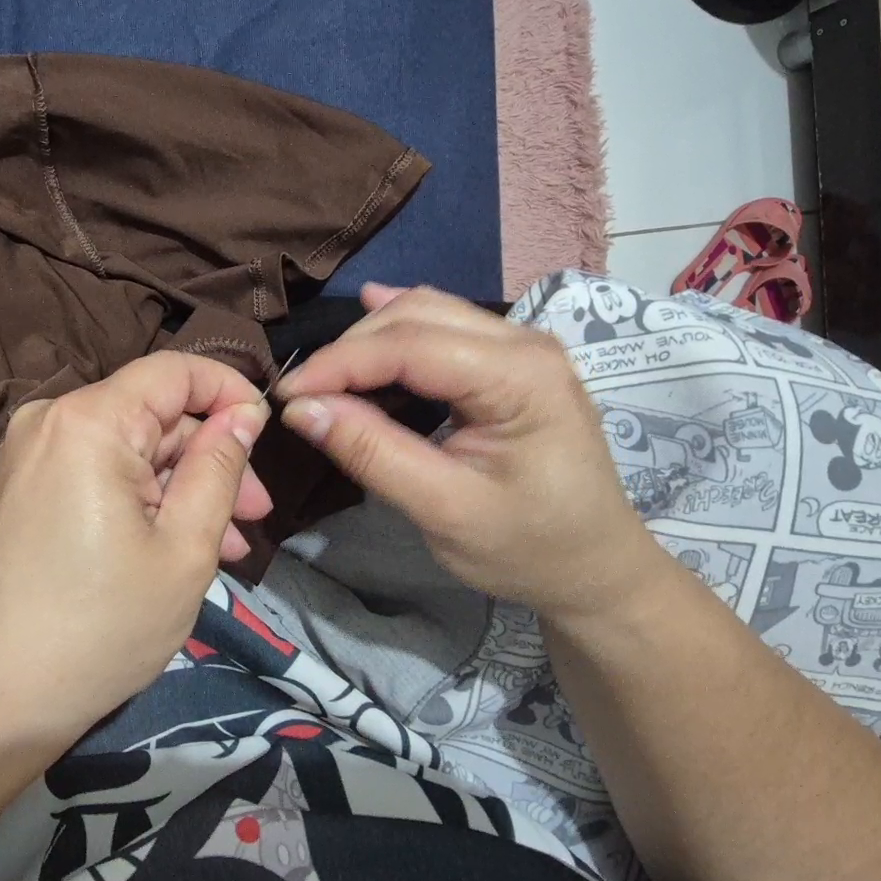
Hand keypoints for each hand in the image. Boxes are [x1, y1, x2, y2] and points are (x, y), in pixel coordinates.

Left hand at [0, 352, 272, 747]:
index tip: (268, 435)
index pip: (175, 370)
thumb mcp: (185, 547)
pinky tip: (175, 547)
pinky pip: (98, 472)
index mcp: (88, 420)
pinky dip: (141, 499)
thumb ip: (220, 466)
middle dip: (210, 459)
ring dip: (181, 488)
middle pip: (153, 414)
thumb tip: (245, 411)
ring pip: (130, 448)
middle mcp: (51, 419)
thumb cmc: (104, 625)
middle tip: (255, 517)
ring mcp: (30, 453)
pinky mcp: (23, 486)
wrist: (0, 695)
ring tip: (225, 548)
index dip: (230, 391)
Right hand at [274, 284, 670, 621]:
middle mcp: (524, 342)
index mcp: (520, 376)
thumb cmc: (527, 547)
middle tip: (302, 398)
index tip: (285, 395)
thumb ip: (372, 453)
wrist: (594, 567)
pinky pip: (441, 327)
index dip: (338, 363)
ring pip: (424, 313)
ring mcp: (520, 346)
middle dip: (348, 350)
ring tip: (324, 384)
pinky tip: (362, 340)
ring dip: (366, 342)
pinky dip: (393, 337)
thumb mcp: (443, 509)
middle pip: (415, 316)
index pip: (408, 345)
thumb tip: (300, 409)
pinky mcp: (509, 360)